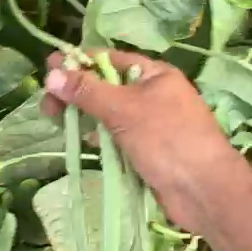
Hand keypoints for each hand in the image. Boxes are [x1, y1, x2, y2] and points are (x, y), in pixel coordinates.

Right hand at [41, 50, 240, 232]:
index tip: (48, 70)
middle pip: (105, 86)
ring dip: (84, 116)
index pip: (108, 59)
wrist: (205, 191)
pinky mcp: (147, 150)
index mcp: (154, 74)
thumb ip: (86, 92)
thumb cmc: (168, 139)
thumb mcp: (124, 109)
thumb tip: (51, 74)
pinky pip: (116, 137)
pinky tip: (83, 142)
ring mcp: (151, 124)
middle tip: (46, 107)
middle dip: (75, 93)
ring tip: (56, 123)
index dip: (78, 63)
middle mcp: (152, 94)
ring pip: (108, 113)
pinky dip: (99, 137)